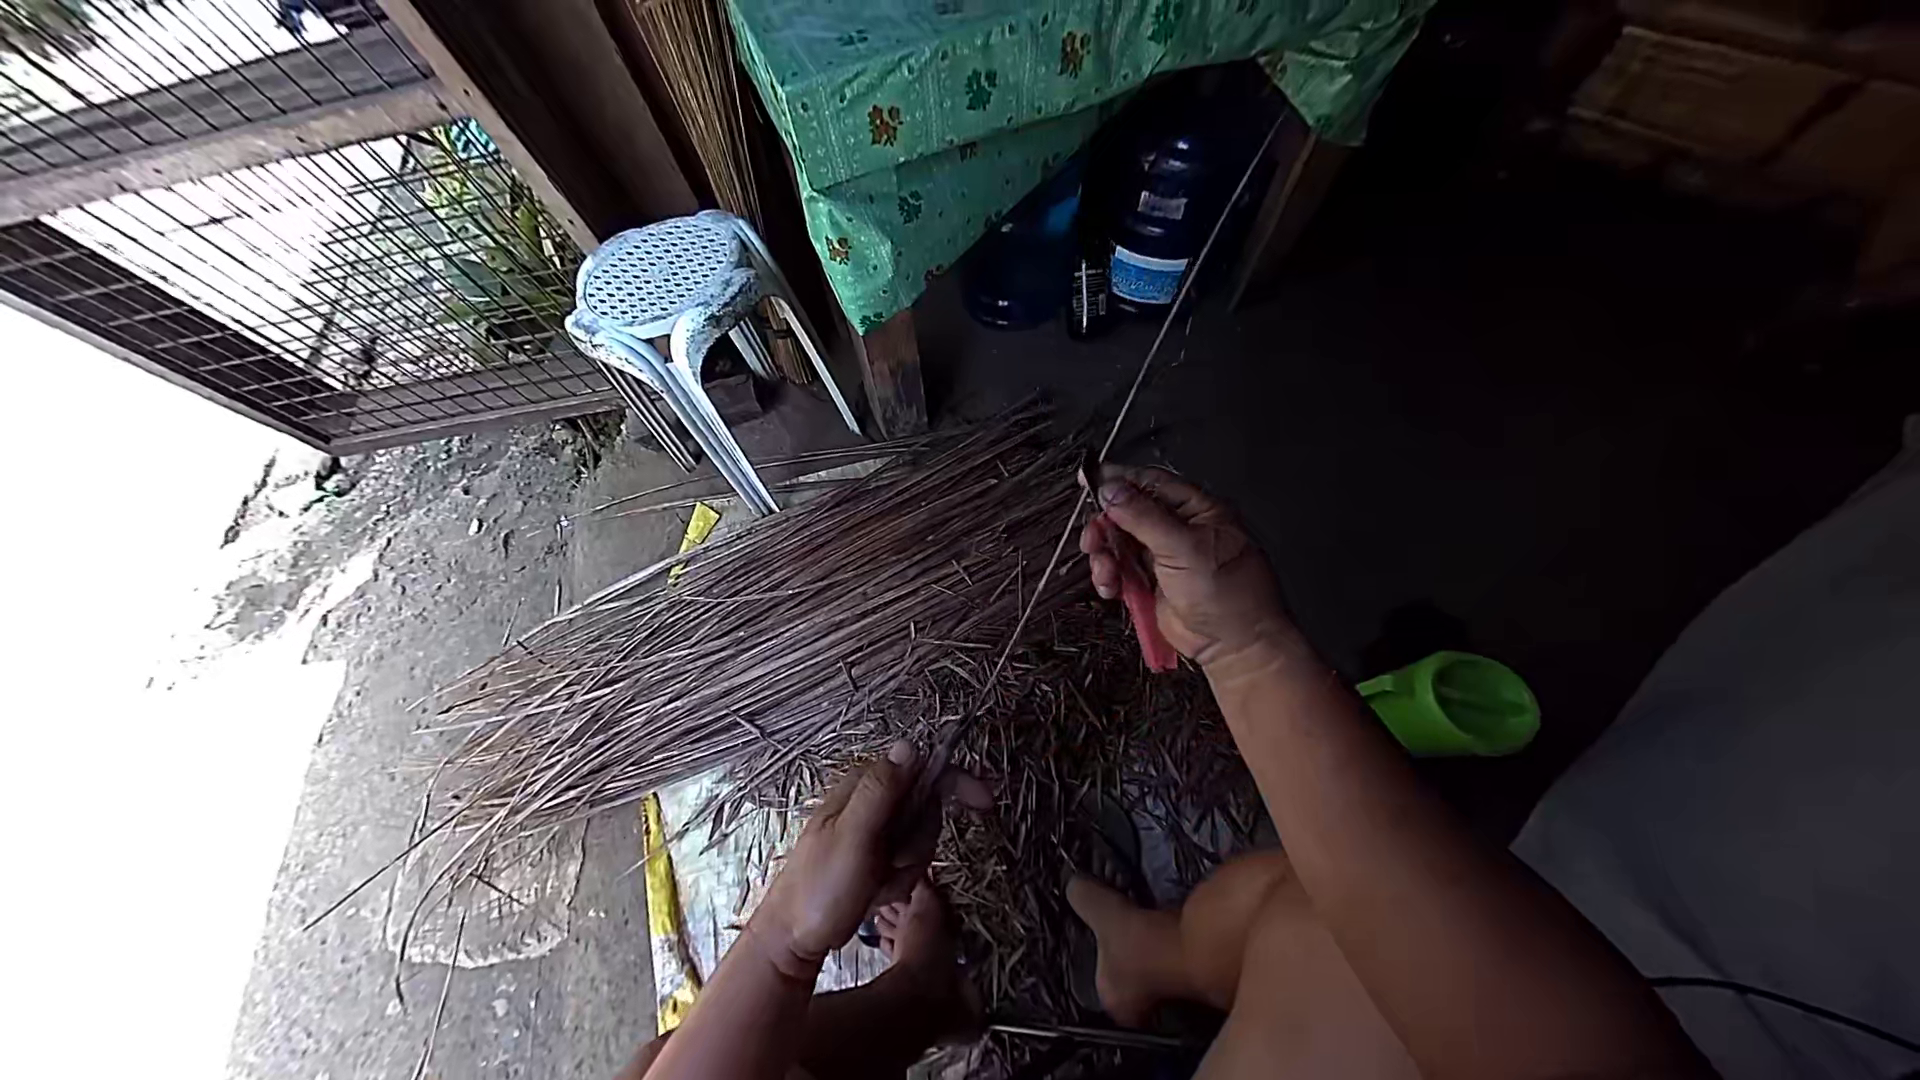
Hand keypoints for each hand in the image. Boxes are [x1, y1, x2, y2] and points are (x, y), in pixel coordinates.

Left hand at [751, 741, 989, 972]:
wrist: (792, 941)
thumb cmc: (819, 888)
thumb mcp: (852, 836)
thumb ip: (881, 790)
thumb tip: (910, 746)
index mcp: (865, 785)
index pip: (923, 767)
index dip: (957, 780)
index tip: (985, 801)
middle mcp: (873, 801)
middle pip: (928, 808)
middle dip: (917, 843)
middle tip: (890, 864)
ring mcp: (876, 829)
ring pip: (922, 838)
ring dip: (906, 867)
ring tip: (875, 883)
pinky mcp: (878, 855)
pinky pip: (910, 863)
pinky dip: (899, 882)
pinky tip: (874, 892)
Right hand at [1079, 465, 1299, 676]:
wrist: (1233, 646)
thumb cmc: (1231, 596)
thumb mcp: (1184, 548)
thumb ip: (1143, 517)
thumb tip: (1113, 490)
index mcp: (1195, 510)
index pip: (1150, 482)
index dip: (1118, 479)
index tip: (1090, 479)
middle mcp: (1177, 529)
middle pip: (1126, 513)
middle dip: (1105, 525)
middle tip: (1095, 538)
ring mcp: (1162, 556)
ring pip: (1117, 542)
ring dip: (1104, 556)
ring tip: (1107, 571)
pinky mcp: (1149, 581)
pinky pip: (1117, 569)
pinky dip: (1108, 577)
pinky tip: (1112, 587)